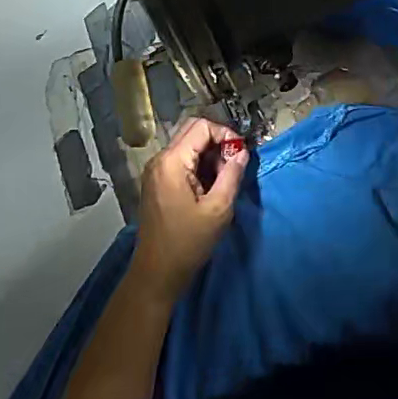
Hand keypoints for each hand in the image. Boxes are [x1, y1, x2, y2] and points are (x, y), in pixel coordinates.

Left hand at [130, 117, 248, 301]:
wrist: (158, 272)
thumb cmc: (188, 242)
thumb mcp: (218, 209)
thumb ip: (232, 175)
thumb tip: (241, 152)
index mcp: (172, 162)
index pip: (201, 127)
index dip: (225, 134)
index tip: (241, 154)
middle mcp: (159, 160)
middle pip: (192, 131)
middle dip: (217, 142)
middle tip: (233, 165)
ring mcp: (155, 171)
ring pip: (187, 146)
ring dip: (209, 155)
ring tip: (223, 180)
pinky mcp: (157, 182)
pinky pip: (181, 161)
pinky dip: (198, 166)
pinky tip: (210, 187)